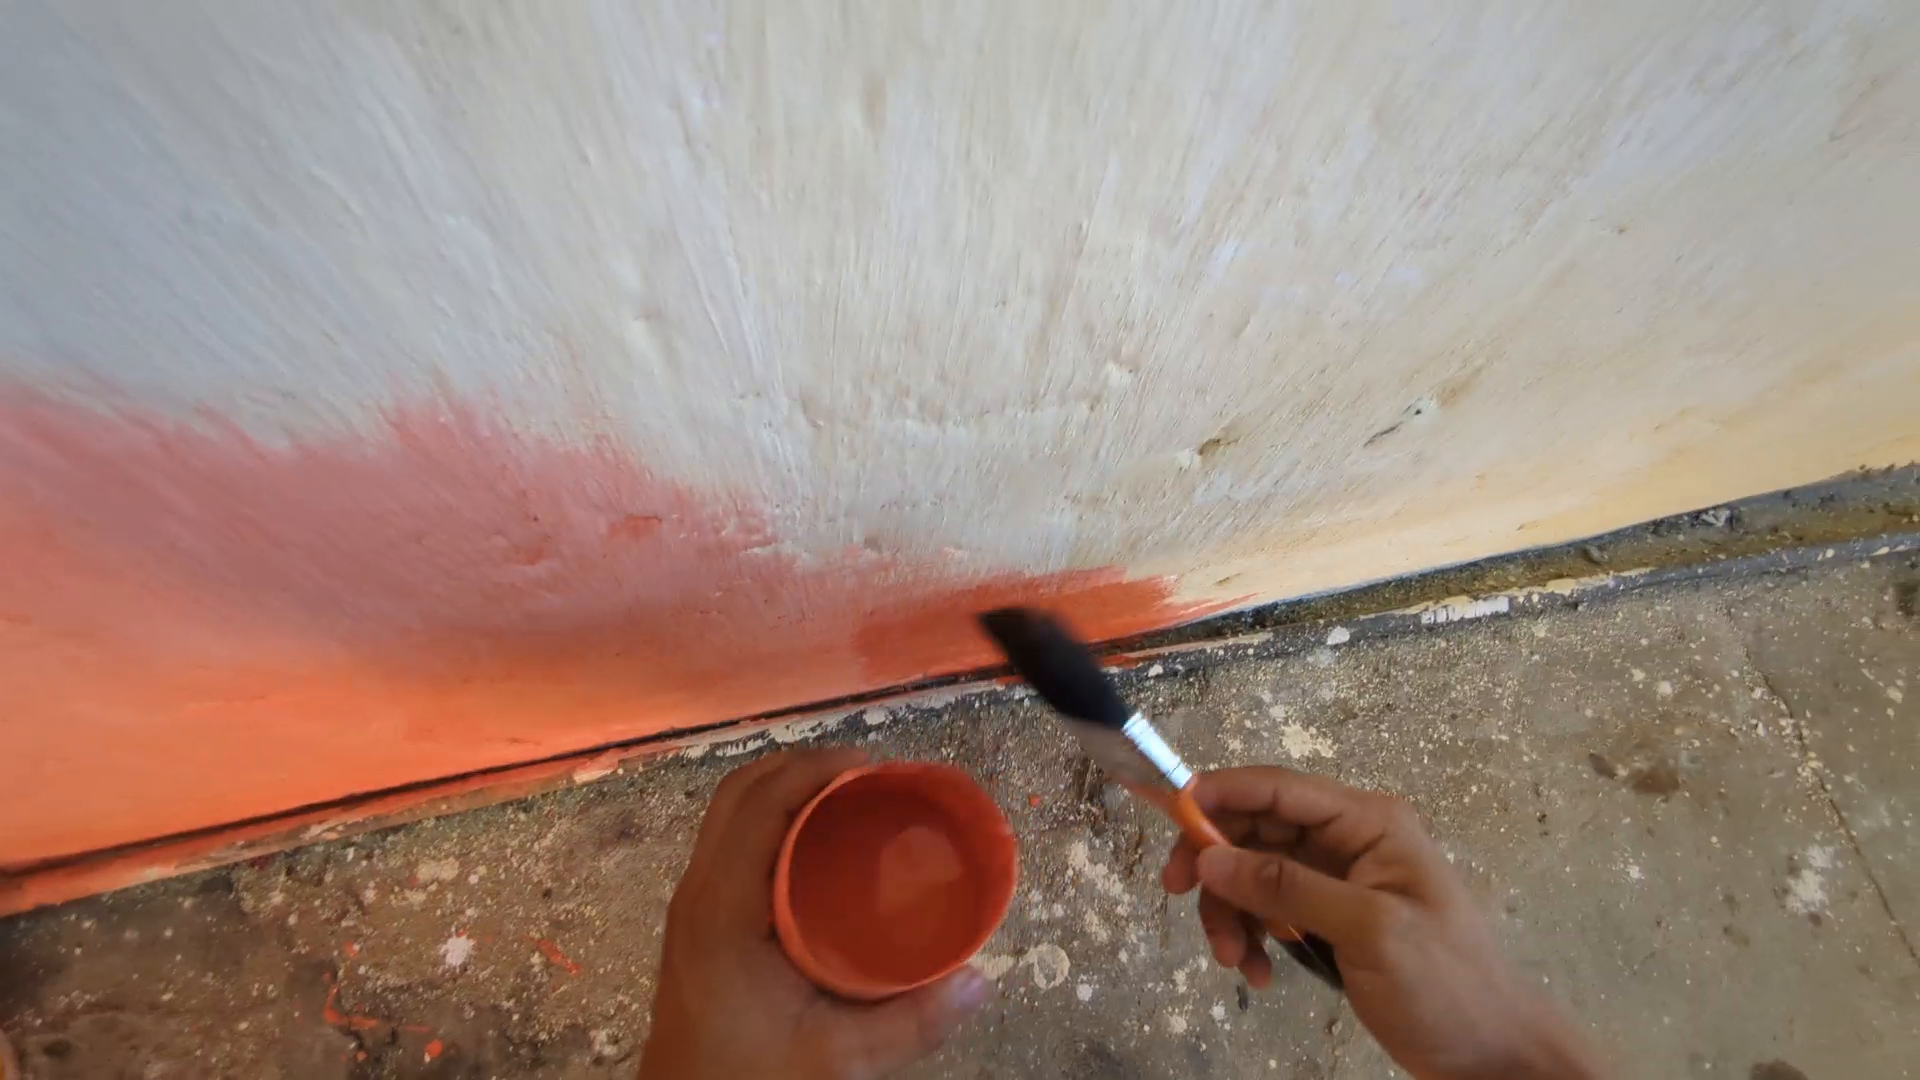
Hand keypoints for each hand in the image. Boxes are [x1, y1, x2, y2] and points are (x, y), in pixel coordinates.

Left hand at [637, 748, 992, 1079]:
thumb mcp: (834, 1061)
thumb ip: (909, 1025)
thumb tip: (978, 980)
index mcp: (722, 911)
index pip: (759, 806)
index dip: (810, 769)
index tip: (865, 766)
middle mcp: (698, 891)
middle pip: (739, 791)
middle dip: (798, 764)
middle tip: (859, 773)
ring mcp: (691, 899)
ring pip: (729, 808)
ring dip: (781, 783)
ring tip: (840, 790)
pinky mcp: (697, 912)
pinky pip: (729, 832)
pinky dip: (768, 810)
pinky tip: (809, 833)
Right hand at [1162, 767, 1602, 1079]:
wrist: (1498, 1062)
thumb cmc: (1448, 986)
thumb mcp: (1369, 932)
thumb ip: (1287, 887)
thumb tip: (1208, 856)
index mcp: (1364, 820)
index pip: (1276, 787)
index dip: (1219, 792)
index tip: (1172, 812)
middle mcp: (1342, 837)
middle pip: (1252, 827)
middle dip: (1215, 862)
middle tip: (1177, 892)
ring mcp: (1330, 875)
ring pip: (1249, 869)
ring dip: (1229, 910)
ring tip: (1232, 959)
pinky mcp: (1321, 911)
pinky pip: (1263, 907)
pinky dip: (1249, 934)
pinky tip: (1257, 973)